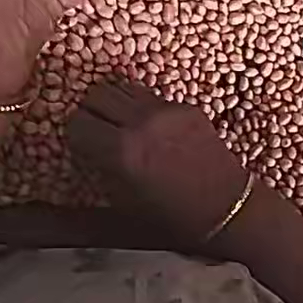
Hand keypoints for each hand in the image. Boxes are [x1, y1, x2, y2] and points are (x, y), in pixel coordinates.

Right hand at [68, 78, 251, 243]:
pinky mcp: (186, 107)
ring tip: (120, 123)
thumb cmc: (172, 215)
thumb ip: (100, 167)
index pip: (76, 122)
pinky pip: (151, 96)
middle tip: (98, 129)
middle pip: (96, 94)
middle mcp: (141, 123)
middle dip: (91, 111)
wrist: (225, 207)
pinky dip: (142, 107)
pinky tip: (150, 127)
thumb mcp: (125, 200)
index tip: (82, 144)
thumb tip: (85, 146)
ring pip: (123, 87)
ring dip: (115, 102)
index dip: (76, 134)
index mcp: (121, 151)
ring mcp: (166, 111)